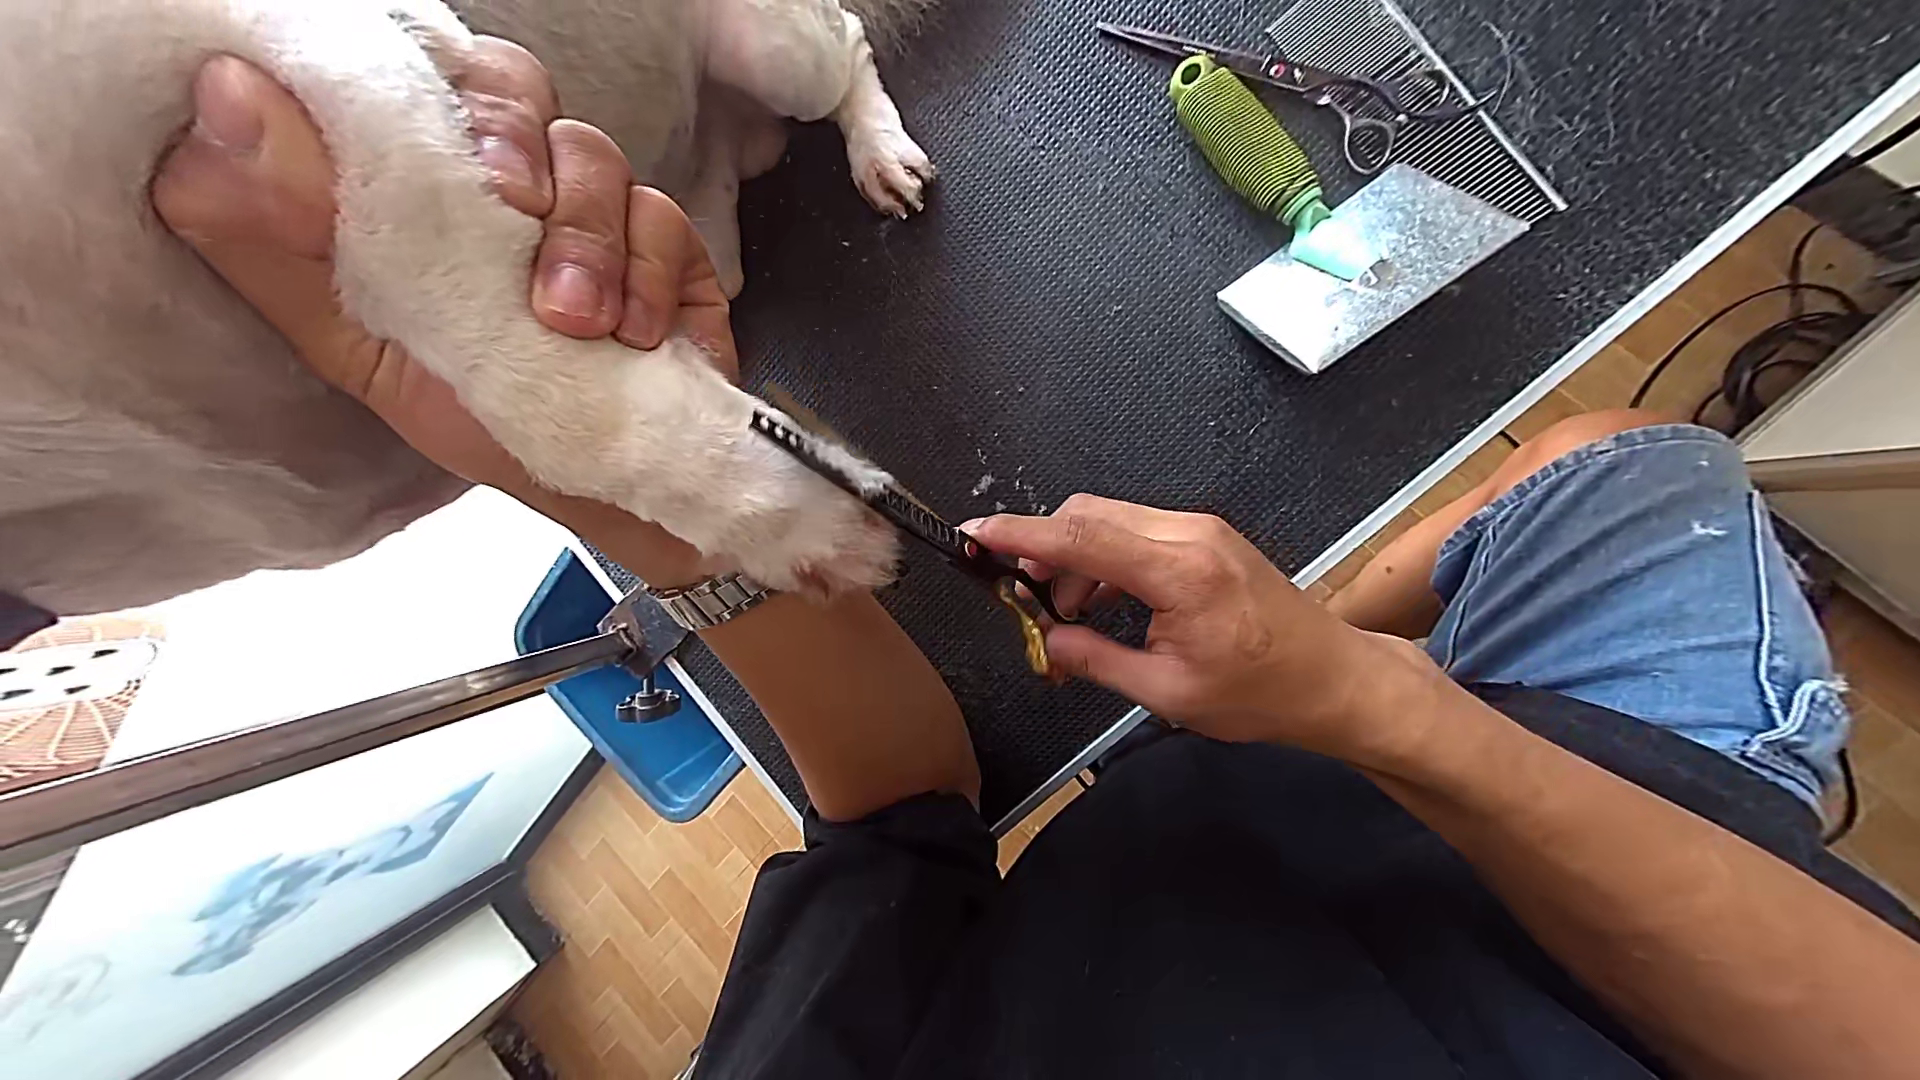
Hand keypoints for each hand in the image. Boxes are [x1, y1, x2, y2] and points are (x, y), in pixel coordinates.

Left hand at [152, 44, 736, 582]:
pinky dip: (649, 277)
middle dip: (518, 145)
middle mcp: (529, 196)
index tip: (443, 163)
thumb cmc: (495, 429)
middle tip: (520, 218)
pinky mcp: (678, 263)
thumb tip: (229, 95)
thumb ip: (285, 249)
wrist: (606, 491)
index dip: (434, 91)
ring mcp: (610, 225)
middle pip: (523, 90)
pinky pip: (667, 226)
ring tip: (579, 325)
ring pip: (600, 159)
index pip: (430, 86)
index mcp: (443, 200)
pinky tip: (638, 336)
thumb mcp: (370, 358)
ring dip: (588, 239)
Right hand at [966, 495, 1440, 760]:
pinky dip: (1101, 559)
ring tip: (1071, 614)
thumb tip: (1045, 642)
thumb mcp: (1167, 692)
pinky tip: (1103, 601)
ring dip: (1073, 559)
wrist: (1334, 679)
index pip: (1078, 537)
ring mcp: (1197, 529)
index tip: (976, 534)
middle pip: (1086, 515)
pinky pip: (1131, 531)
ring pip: (1106, 519)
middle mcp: (1187, 533)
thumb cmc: (1261, 693)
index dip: (1018, 535)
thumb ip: (1094, 661)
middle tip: (1028, 598)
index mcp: (1179, 572)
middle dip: (1043, 550)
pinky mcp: (1201, 536)